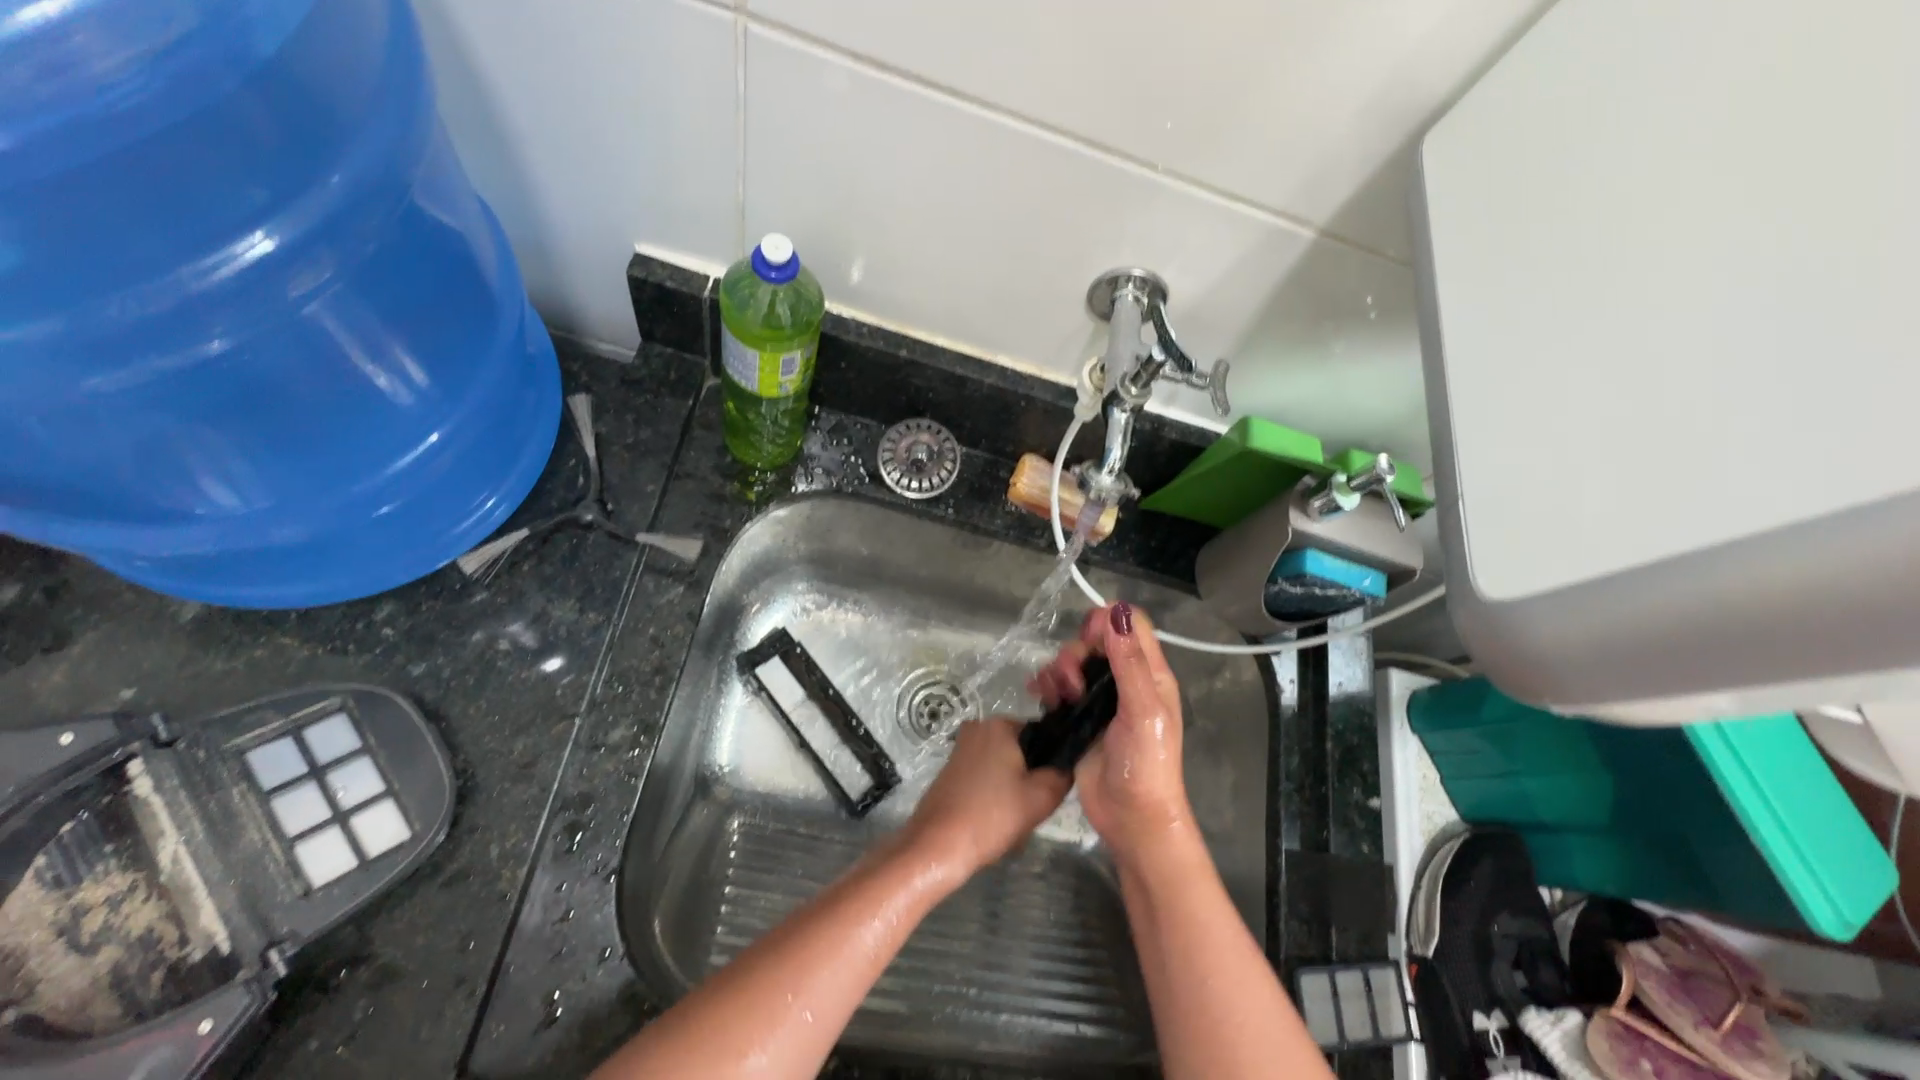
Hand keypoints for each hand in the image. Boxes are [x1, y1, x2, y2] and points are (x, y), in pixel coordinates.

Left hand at [904, 717, 1071, 876]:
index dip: (1052, 762)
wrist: (938, 845)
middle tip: (1033, 808)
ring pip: (1003, 768)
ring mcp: (960, 750)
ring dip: (1014, 791)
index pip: (1042, 734)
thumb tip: (1068, 765)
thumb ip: (1063, 774)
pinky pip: (985, 779)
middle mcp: (977, 729)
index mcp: (999, 725)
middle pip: (1021, 752)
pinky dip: (994, 796)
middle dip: (1031, 778)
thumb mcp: (1042, 797)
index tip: (1051, 790)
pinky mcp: (950, 772)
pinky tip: (995, 820)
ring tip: (1014, 819)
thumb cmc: (992, 815)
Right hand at [1028, 603, 1191, 862]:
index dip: (1109, 621)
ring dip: (1060, 670)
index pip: (1132, 627)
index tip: (1088, 635)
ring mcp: (1100, 702)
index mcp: (1151, 675)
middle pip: (1097, 643)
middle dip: (1078, 652)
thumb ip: (1129, 662)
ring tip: (1059, 695)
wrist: (1130, 817)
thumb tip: (1117, 612)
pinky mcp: (1078, 720)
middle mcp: (1126, 683)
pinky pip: (1059, 689)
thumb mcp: (1143, 709)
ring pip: (1075, 665)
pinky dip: (1047, 685)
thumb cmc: (1147, 763)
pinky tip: (1040, 694)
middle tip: (1072, 679)